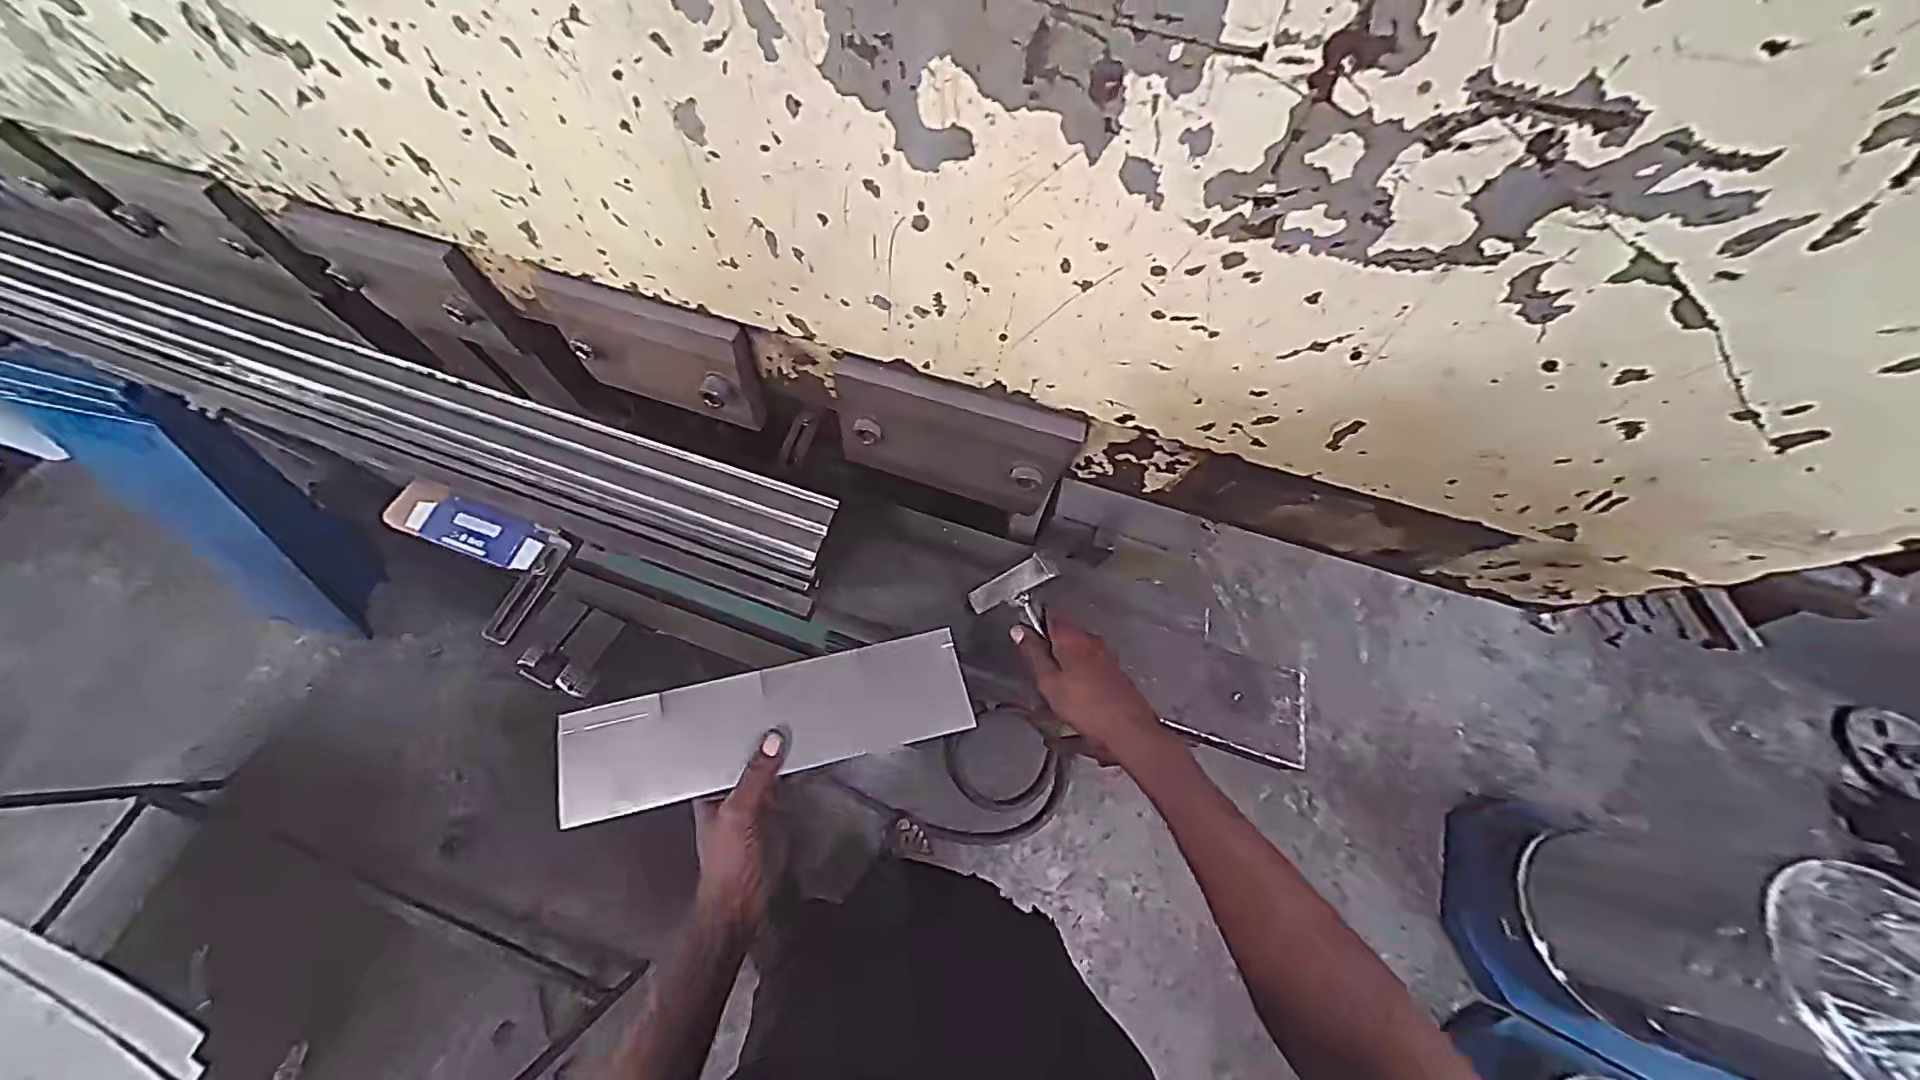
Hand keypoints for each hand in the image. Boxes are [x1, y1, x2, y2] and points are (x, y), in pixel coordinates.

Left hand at [692, 728, 787, 937]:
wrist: (743, 903)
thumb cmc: (726, 865)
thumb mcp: (738, 812)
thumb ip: (756, 777)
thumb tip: (771, 743)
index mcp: (709, 791)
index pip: (723, 753)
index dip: (738, 733)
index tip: (759, 712)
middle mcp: (730, 794)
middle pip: (749, 760)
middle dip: (764, 743)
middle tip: (784, 716)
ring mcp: (753, 804)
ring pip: (768, 772)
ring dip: (780, 756)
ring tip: (796, 728)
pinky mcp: (775, 813)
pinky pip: (784, 785)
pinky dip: (794, 772)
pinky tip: (804, 757)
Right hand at [1011, 612, 1183, 770]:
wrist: (1129, 730)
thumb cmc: (1088, 706)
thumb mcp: (1048, 681)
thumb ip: (1033, 653)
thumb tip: (1020, 631)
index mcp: (1073, 639)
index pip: (1052, 615)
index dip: (1036, 620)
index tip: (1026, 634)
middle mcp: (1092, 644)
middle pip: (1065, 638)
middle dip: (1050, 652)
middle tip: (1037, 673)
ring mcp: (1107, 660)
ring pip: (1077, 660)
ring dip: (1063, 674)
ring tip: (1051, 701)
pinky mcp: (1115, 678)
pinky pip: (1089, 678)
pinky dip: (1077, 690)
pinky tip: (1071, 716)